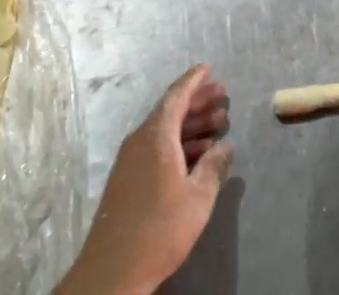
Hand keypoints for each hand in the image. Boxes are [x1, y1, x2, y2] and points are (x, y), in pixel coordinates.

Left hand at [56, 65, 234, 294]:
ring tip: (219, 123)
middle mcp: (140, 141)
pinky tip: (198, 155)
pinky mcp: (128, 179)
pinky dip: (178, 144)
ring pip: (164, 131)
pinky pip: (156, 148)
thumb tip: (225, 147)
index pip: (175, 97)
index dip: (192, 81)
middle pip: (170, 111)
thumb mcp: (197, 197)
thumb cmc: (161, 228)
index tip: (207, 68)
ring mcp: (131, 160)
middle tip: (222, 95)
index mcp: (156, 136)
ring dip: (190, 125)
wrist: (114, 269)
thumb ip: (213, 167)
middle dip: (197, 102)